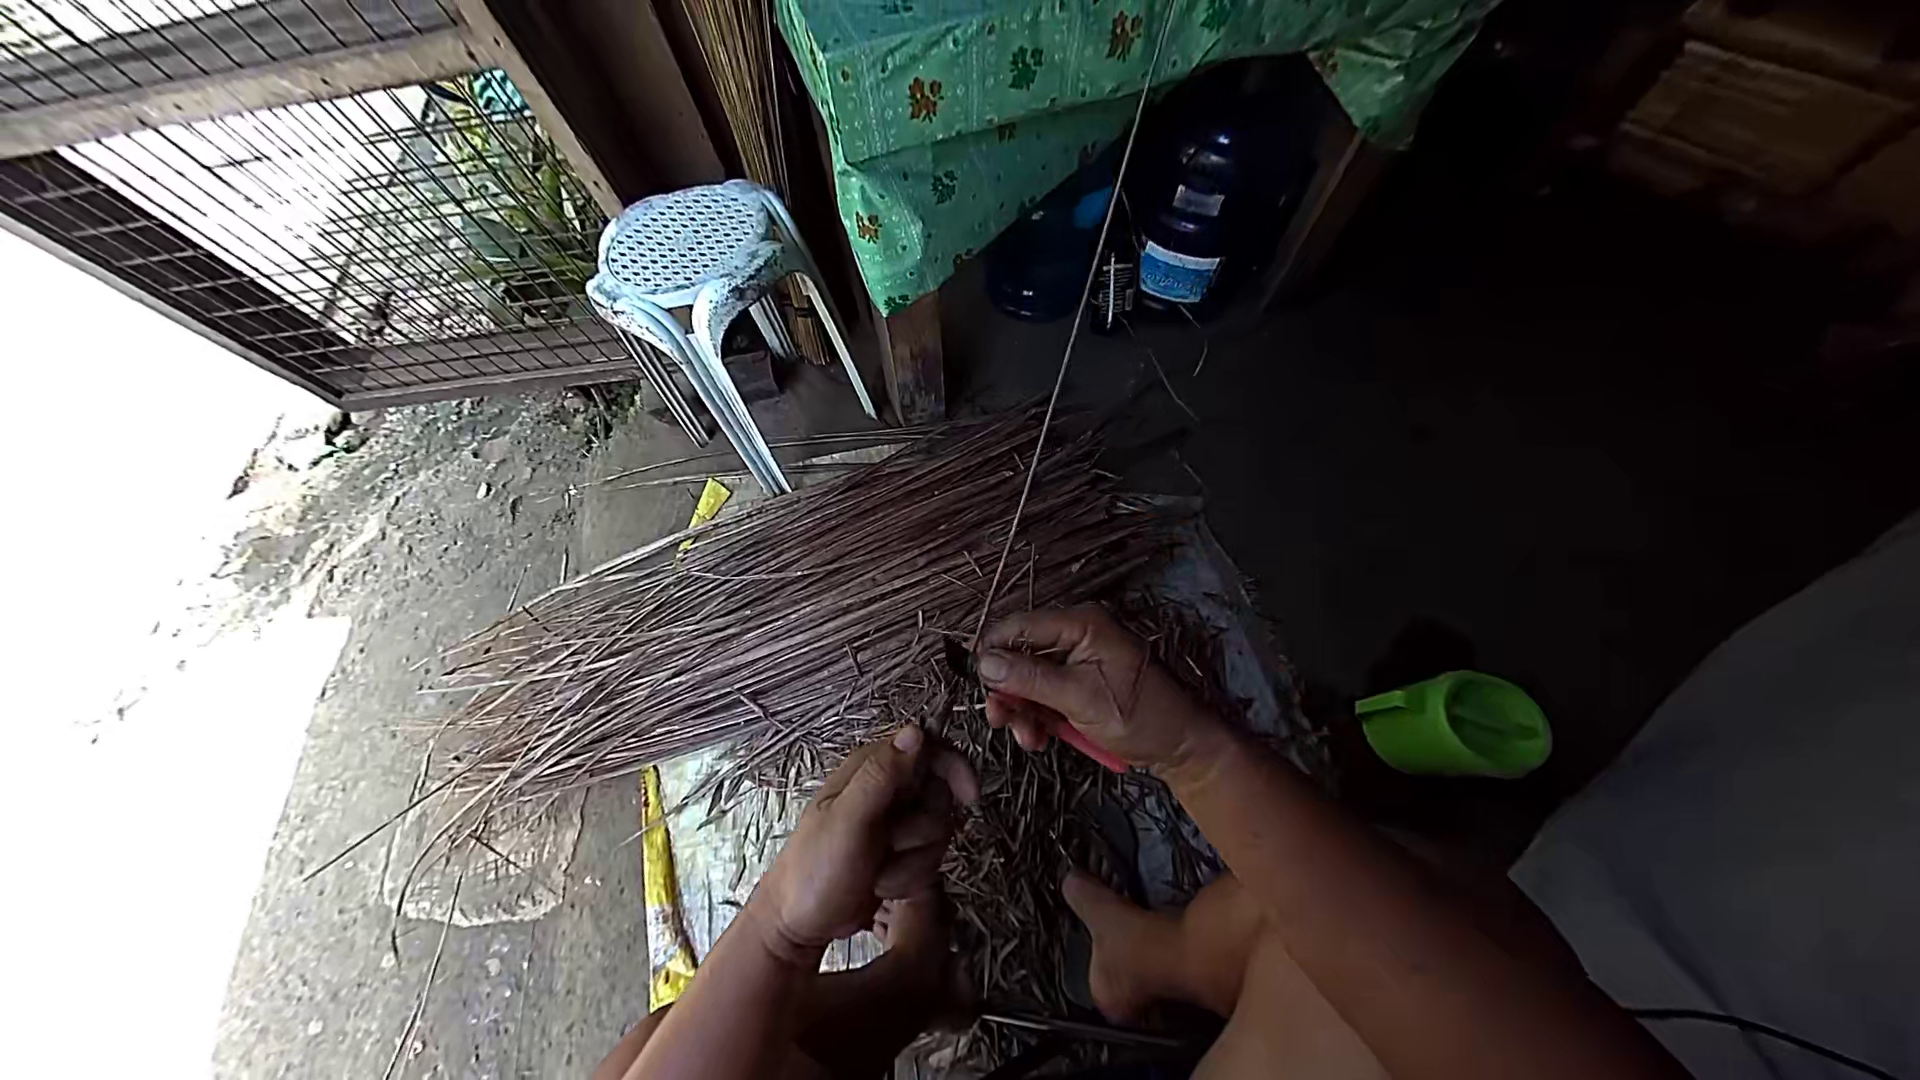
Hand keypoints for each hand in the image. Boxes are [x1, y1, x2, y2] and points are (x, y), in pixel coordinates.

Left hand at [749, 727, 978, 960]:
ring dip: (913, 859)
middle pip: (940, 794)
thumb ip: (882, 774)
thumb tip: (915, 732)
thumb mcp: (847, 819)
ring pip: (939, 830)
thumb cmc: (814, 869)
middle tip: (888, 845)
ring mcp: (894, 822)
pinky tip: (882, 883)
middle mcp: (887, 789)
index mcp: (871, 768)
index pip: (929, 748)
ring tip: (877, 869)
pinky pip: (931, 857)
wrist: (797, 926)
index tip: (968, 798)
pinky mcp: (900, 851)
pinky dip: (911, 876)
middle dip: (922, 829)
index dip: (954, 768)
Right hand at [972, 605, 1224, 770]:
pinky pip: (1041, 695)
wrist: (1181, 747)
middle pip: (1019, 654)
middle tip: (997, 718)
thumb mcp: (1081, 698)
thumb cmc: (1140, 716)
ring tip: (1027, 738)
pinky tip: (1038, 738)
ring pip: (1026, 679)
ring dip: (1020, 709)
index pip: (1019, 625)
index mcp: (1079, 624)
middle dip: (1007, 689)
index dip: (992, 650)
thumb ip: (1031, 678)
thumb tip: (984, 662)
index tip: (974, 681)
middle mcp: (1073, 635)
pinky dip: (1035, 717)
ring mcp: (1074, 661)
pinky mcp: (1074, 684)